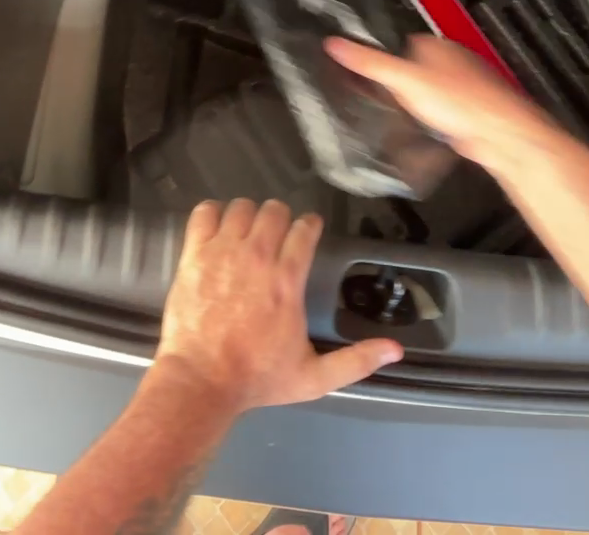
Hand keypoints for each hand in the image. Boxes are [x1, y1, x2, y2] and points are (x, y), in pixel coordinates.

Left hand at [154, 199, 401, 410]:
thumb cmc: (256, 378)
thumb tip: (395, 350)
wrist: (201, 380)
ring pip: (240, 208)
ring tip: (248, 228)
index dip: (310, 224)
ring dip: (248, 214)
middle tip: (278, 231)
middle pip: (273, 211)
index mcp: (286, 279)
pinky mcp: (193, 254)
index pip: (304, 230)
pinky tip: (216, 225)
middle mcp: (256, 256)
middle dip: (280, 216)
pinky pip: (203, 213)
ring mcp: (222, 252)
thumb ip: (356, 361)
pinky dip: (211, 213)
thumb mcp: (314, 378)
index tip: (310, 227)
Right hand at [326, 35, 574, 175]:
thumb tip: (333, 43)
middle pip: (413, 68)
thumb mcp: (403, 80)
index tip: (366, 76)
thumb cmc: (460, 102)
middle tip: (380, 100)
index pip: (400, 45)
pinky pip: (441, 112)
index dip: (382, 61)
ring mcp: (463, 87)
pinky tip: (425, 131)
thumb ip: (368, 63)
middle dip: (397, 85)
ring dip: (414, 104)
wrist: (502, 135)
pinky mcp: (469, 111)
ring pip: (428, 91)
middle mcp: (452, 61)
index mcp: (436, 46)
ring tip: (400, 118)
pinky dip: (430, 120)